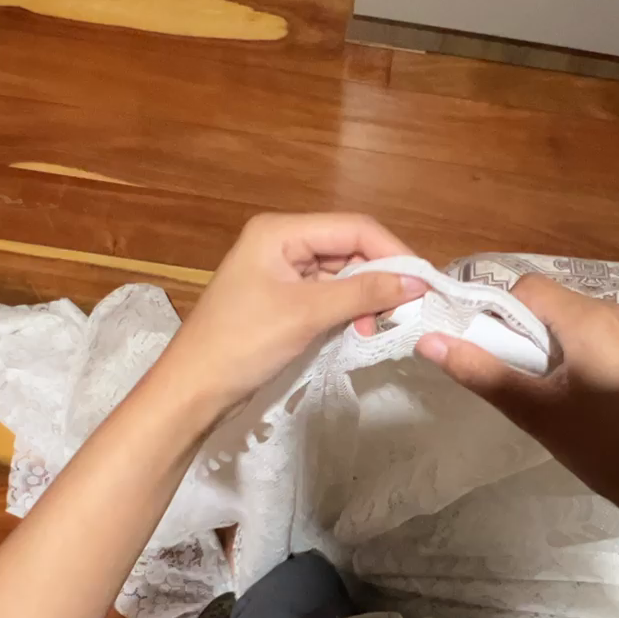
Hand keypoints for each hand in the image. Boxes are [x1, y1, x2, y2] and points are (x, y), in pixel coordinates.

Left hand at [150, 213, 425, 418]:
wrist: (193, 389)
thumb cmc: (243, 344)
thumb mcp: (307, 314)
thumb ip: (363, 293)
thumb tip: (417, 282)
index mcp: (280, 232)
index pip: (353, 228)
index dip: (392, 251)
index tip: (425, 282)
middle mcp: (281, 243)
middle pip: (348, 248)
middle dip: (379, 277)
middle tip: (406, 310)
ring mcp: (280, 273)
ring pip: (340, 274)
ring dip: (364, 297)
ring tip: (378, 326)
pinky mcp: (281, 301)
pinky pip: (326, 295)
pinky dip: (346, 310)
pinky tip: (359, 328)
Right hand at [415, 275, 618, 524]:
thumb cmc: (604, 449)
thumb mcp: (535, 412)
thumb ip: (481, 372)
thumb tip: (428, 341)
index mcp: (589, 319)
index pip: (529, 288)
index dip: (503, 315)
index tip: (499, 356)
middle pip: (559, 305)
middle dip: (533, 336)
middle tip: (530, 386)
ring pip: (588, 323)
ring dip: (564, 348)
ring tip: (565, 399)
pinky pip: (617, 340)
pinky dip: (596, 358)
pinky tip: (603, 404)